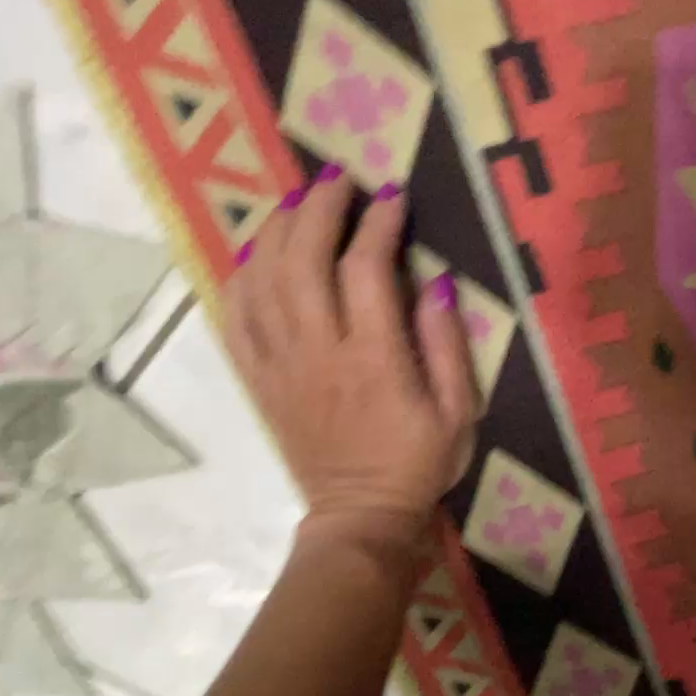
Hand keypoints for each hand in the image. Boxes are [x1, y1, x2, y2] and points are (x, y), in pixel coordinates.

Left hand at [222, 168, 477, 551]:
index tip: (392, 196)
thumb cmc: (419, 463)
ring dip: (277, 230)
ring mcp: (281, 363)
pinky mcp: (260, 379)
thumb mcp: (460, 413)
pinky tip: (259, 256)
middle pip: (303, 258)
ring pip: (262, 278)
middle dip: (319, 208)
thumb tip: (435, 284)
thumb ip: (447, 348)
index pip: (367, 269)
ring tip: (297, 204)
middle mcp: (319, 351)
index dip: (379, 224)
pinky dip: (242, 274)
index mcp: (375, 358)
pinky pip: (236, 314)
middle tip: (337, 181)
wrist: (361, 515)